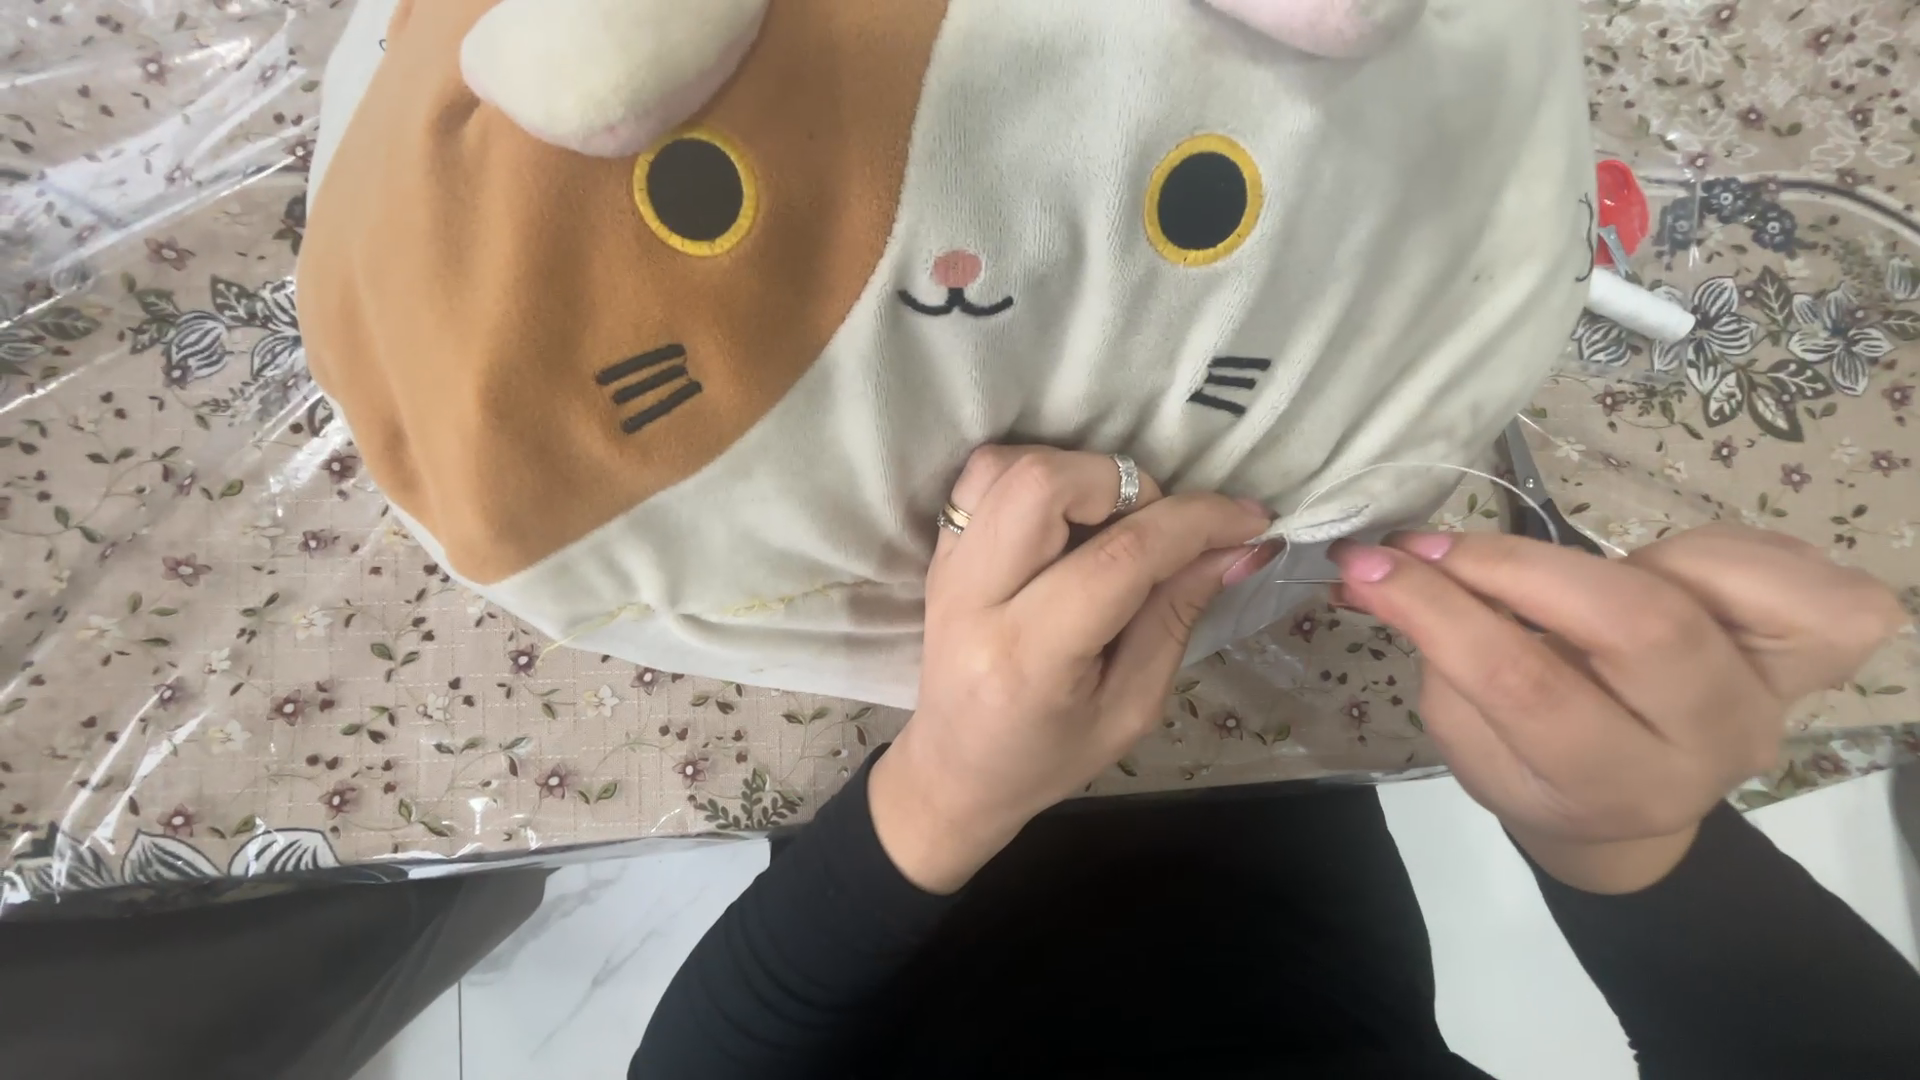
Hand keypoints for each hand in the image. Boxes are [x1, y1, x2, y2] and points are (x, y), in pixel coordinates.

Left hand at [869, 446, 1278, 892]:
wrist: (954, 769)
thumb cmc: (1047, 757)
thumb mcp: (1130, 709)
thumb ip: (1175, 618)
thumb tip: (1235, 546)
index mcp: (1027, 656)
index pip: (1118, 557)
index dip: (1196, 523)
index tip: (1249, 519)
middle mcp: (975, 597)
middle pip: (1043, 483)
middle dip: (1124, 483)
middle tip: (1155, 526)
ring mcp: (947, 567)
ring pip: (1008, 465)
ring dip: (1077, 472)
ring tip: (1109, 519)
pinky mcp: (939, 552)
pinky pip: (981, 476)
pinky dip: (1033, 472)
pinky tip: (1064, 514)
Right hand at [1331, 524, 1907, 892]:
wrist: (1623, 803)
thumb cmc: (1525, 768)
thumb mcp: (1459, 730)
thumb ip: (1429, 648)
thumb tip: (1370, 566)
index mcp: (1605, 782)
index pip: (1520, 680)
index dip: (1433, 606)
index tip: (1363, 562)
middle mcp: (1705, 743)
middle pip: (1634, 625)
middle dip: (1508, 565)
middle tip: (1425, 546)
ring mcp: (1774, 696)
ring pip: (1726, 590)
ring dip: (1608, 557)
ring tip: (1542, 571)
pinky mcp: (1812, 658)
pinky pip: (1807, 580)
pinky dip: (1720, 551)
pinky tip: (1648, 568)